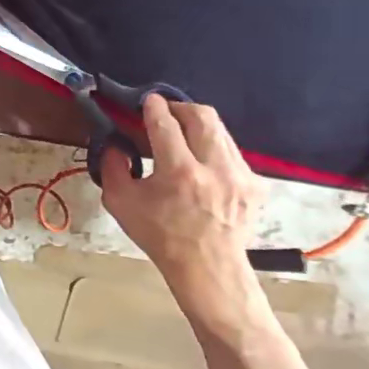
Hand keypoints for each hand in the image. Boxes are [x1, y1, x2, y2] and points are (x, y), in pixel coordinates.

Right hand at [100, 95, 270, 325]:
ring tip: (183, 135)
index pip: (166, 124)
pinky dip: (214, 149)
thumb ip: (112, 166)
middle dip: (181, 107)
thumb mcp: (121, 202)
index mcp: (179, 172)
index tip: (147, 100)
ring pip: (221, 131)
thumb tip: (115, 143)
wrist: (207, 267)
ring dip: (198, 126)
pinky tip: (202, 164)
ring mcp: (240, 175)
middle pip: (202, 116)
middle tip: (166, 111)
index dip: (154, 107)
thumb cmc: (160, 236)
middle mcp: (215, 168)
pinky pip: (233, 153)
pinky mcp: (256, 184)